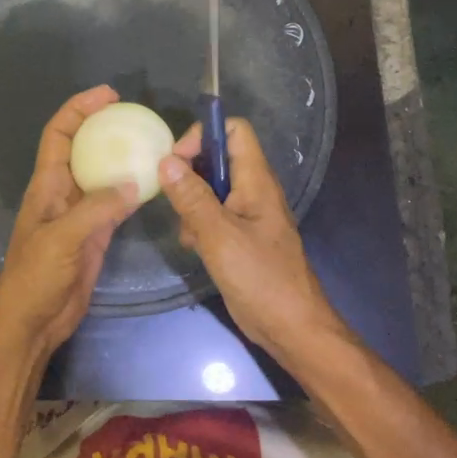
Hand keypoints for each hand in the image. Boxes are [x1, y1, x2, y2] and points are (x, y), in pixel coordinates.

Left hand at [0, 86, 140, 357]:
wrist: (34, 319)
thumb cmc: (36, 276)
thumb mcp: (63, 239)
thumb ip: (95, 210)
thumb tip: (131, 183)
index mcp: (46, 186)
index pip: (59, 135)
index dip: (78, 110)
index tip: (107, 95)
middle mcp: (61, 193)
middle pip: (82, 148)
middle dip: (104, 126)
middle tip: (138, 114)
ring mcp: (78, 214)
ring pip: (101, 174)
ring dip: (121, 157)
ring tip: (152, 141)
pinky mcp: (94, 235)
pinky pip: (114, 204)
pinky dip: (132, 191)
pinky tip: (154, 183)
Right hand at [156, 118, 350, 356]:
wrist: (291, 326)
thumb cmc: (260, 277)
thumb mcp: (219, 236)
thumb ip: (192, 198)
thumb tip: (165, 161)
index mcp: (256, 182)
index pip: (234, 131)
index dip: (203, 136)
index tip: (176, 161)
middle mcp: (253, 191)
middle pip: (217, 158)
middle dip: (189, 172)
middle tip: (173, 197)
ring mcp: (247, 215)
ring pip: (210, 188)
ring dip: (190, 202)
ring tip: (186, 230)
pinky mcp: (239, 237)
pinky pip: (212, 215)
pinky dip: (197, 224)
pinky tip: (193, 247)